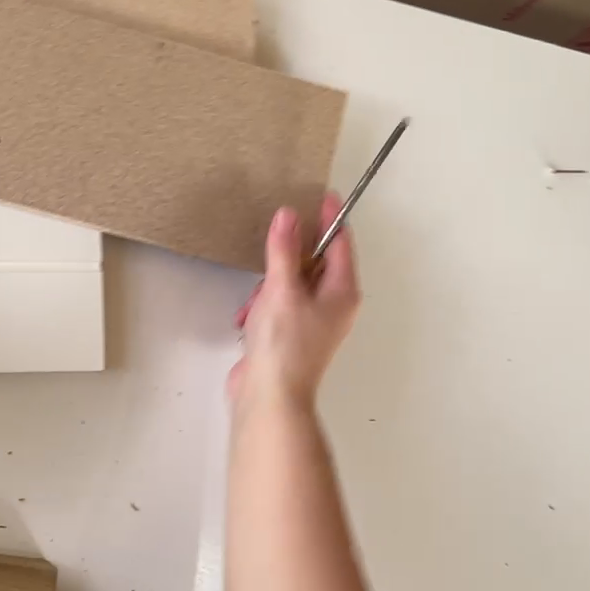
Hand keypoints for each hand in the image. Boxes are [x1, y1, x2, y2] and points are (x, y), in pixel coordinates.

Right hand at [227, 194, 360, 405]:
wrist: (269, 395)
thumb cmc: (283, 344)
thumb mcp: (281, 290)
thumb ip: (284, 251)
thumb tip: (289, 216)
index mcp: (342, 292)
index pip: (339, 244)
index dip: (330, 219)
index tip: (322, 195)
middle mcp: (333, 306)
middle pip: (312, 265)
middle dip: (285, 261)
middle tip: (269, 262)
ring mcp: (311, 323)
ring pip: (289, 286)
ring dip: (267, 288)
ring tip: (256, 305)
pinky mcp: (289, 336)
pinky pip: (275, 306)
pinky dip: (260, 307)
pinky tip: (247, 320)